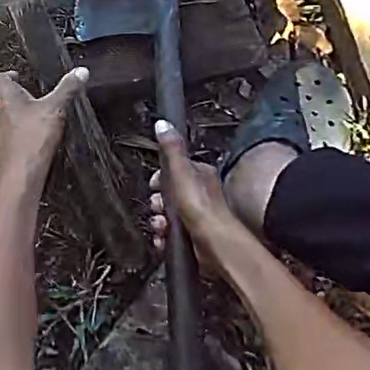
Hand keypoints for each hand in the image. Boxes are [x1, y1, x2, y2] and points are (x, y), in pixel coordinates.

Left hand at [0, 67, 88, 182]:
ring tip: (24, 119)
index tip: (16, 77)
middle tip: (24, 97)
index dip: (9, 76)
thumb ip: (68, 88)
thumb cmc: (33, 139)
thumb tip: (80, 73)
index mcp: (5, 96)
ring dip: (8, 116)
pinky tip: (20, 141)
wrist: (20, 172)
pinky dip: (8, 137)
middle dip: (10, 96)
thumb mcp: (56, 108)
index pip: (1, 78)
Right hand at [147, 119, 257, 277]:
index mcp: (200, 175)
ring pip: (167, 215)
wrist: (216, 244)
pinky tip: (164, 239)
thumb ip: (172, 149)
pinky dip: (164, 237)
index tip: (154, 184)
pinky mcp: (193, 236)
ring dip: (159, 221)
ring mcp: (197, 216)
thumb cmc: (203, 208)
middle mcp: (200, 194)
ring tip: (162, 226)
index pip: (173, 170)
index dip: (159, 178)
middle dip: (157, 202)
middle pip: (167, 194)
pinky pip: (171, 234)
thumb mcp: (182, 171)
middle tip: (159, 206)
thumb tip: (162, 124)